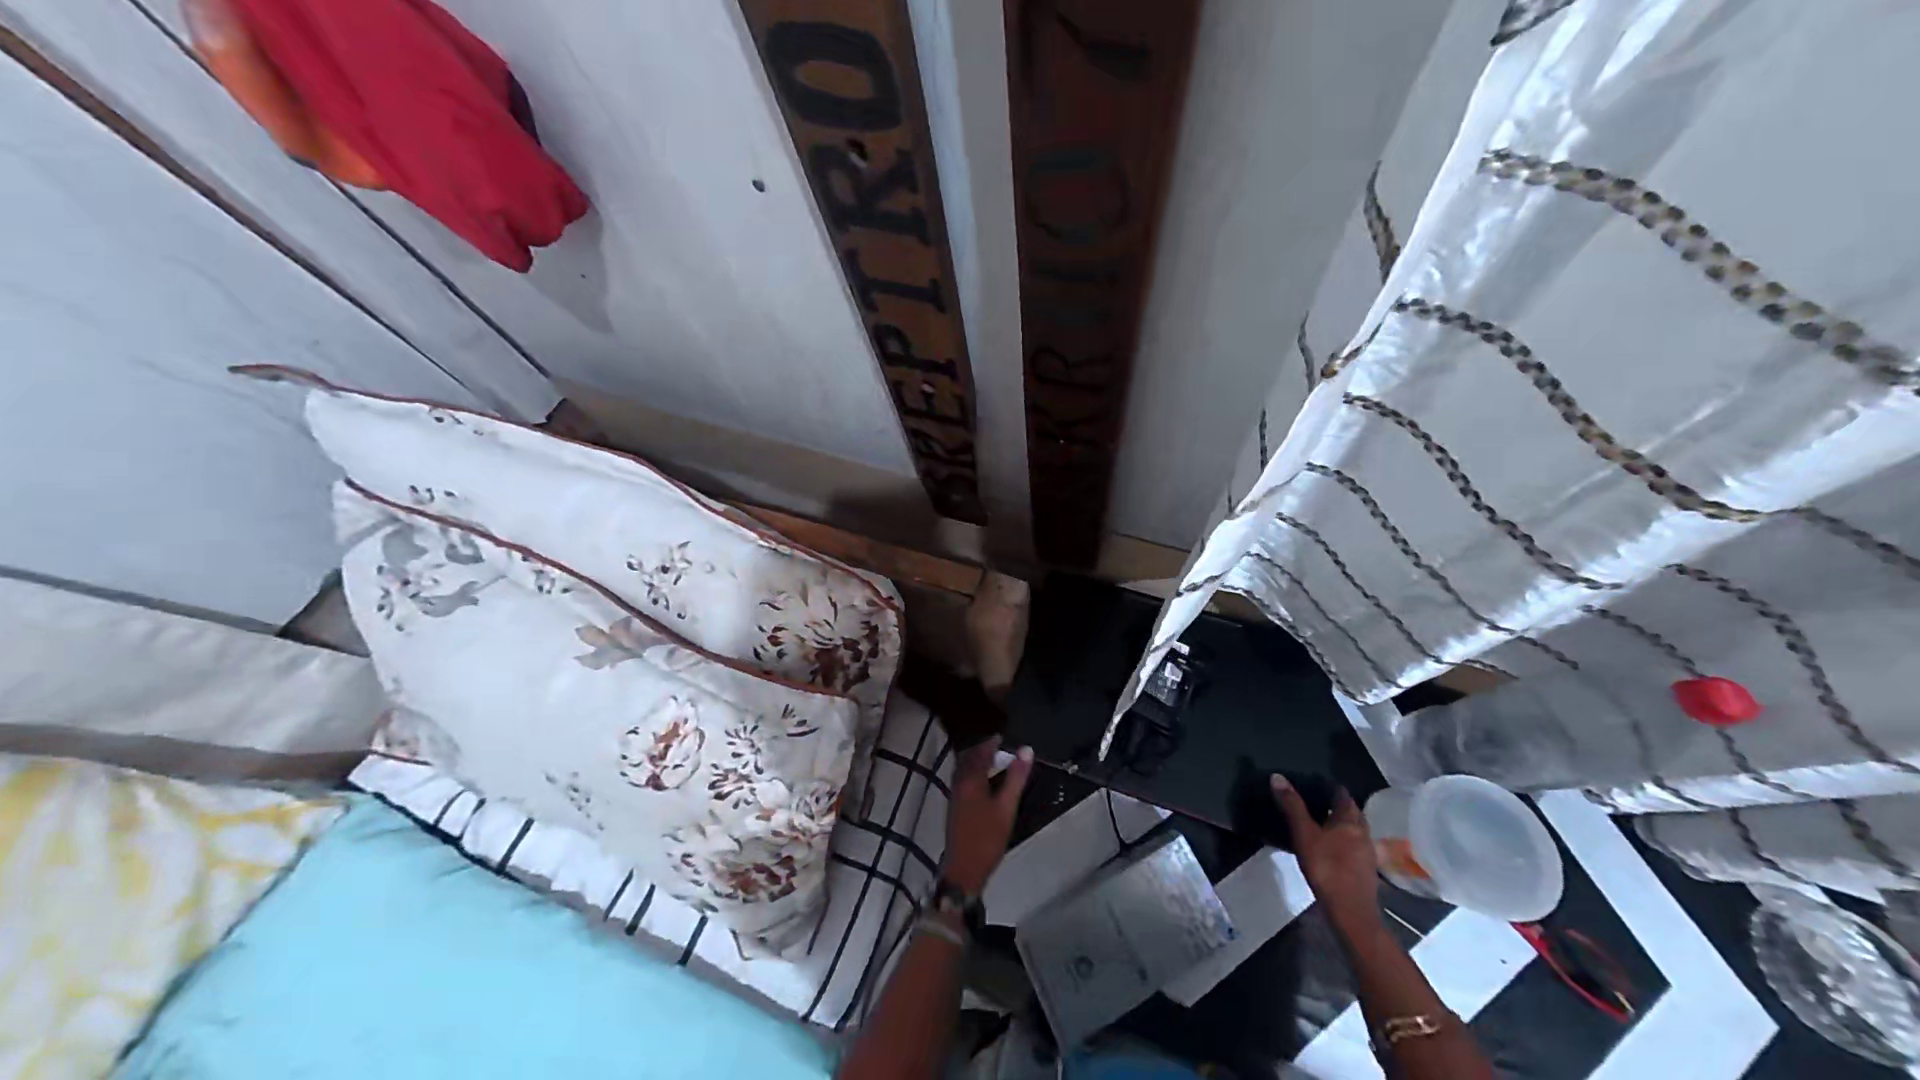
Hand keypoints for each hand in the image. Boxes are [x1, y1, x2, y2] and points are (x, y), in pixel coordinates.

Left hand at [944, 736, 1033, 895]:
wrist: (965, 869)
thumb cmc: (988, 837)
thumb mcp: (1007, 807)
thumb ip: (1016, 778)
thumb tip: (1026, 750)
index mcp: (970, 780)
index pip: (980, 753)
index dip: (991, 743)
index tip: (1002, 736)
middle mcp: (959, 783)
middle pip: (968, 759)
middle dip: (982, 750)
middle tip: (998, 746)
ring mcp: (955, 796)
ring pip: (964, 770)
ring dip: (976, 761)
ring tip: (993, 760)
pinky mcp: (955, 807)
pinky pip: (963, 780)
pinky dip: (973, 773)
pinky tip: (983, 781)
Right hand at [1271, 775, 1380, 931]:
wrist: (1350, 911)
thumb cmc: (1326, 867)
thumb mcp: (1304, 834)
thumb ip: (1292, 806)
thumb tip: (1277, 776)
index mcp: (1350, 820)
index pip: (1343, 795)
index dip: (1330, 787)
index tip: (1315, 783)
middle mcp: (1363, 832)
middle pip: (1352, 812)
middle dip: (1337, 805)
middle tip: (1316, 801)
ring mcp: (1367, 852)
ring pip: (1355, 830)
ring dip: (1342, 824)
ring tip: (1321, 823)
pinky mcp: (1365, 870)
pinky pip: (1355, 847)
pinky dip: (1344, 842)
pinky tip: (1331, 848)